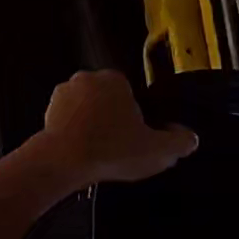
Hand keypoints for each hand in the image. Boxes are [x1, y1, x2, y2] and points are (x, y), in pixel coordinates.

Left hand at [38, 69, 197, 186]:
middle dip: (112, 118)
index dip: (135, 117)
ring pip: (86, 107)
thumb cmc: (109, 150)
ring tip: (99, 151)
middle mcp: (88, 78)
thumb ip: (178, 142)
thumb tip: (189, 138)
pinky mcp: (48, 109)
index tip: (135, 136)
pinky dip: (73, 131)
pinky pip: (67, 119)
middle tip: (118, 146)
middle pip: (107, 98)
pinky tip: (80, 151)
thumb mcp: (156, 151)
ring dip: (91, 124)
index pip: (131, 94)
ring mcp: (65, 92)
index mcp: (115, 79)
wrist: (63, 161)